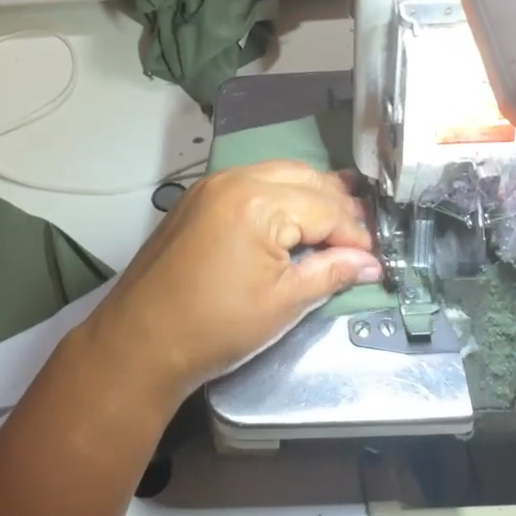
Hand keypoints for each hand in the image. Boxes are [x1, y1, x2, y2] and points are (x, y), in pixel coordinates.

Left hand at [79, 161, 380, 405]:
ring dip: (309, 195)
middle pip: (305, 179)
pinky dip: (280, 194)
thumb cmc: (216, 327)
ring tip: (334, 224)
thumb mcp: (283, 303)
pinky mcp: (198, 197)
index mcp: (259, 202)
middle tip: (360, 238)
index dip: (355, 234)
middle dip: (337, 206)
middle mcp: (236, 179)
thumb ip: (330, 272)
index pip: (326, 208)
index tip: (373, 258)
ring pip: (279, 174)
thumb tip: (370, 263)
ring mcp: (212, 184)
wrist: (141, 341)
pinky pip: (252, 182)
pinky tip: (293, 217)